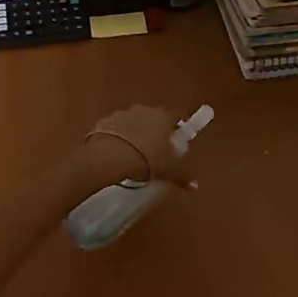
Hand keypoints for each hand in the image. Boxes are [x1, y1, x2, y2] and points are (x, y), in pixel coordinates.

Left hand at [80, 105, 196, 186]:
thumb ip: (183, 175)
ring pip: (131, 121)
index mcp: (162, 117)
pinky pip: (113, 128)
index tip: (177, 135)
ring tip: (133, 150)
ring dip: (133, 131)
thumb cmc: (147, 160)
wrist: (110, 157)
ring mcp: (121, 114)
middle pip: (152, 116)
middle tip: (155, 146)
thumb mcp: (169, 170)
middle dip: (154, 128)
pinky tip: (115, 150)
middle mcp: (143, 110)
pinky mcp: (103, 122)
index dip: (177, 125)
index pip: (175, 115)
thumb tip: (194, 186)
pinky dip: (115, 136)